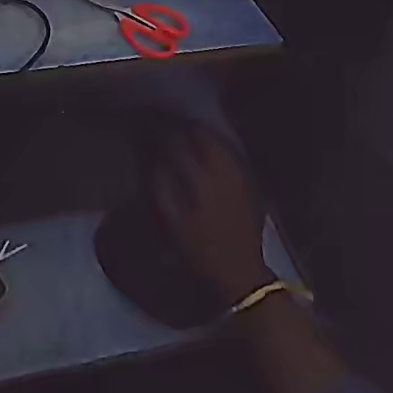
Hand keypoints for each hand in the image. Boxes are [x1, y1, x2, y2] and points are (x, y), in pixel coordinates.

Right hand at [155, 134, 268, 299]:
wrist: (239, 273)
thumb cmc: (199, 250)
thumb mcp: (170, 221)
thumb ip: (161, 184)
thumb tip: (154, 156)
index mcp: (200, 181)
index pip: (176, 143)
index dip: (159, 130)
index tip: (144, 122)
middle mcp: (223, 172)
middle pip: (201, 134)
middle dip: (181, 123)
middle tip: (163, 119)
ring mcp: (239, 176)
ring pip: (218, 140)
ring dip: (198, 130)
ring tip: (181, 127)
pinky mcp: (249, 183)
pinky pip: (230, 152)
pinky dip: (214, 142)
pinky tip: (205, 145)